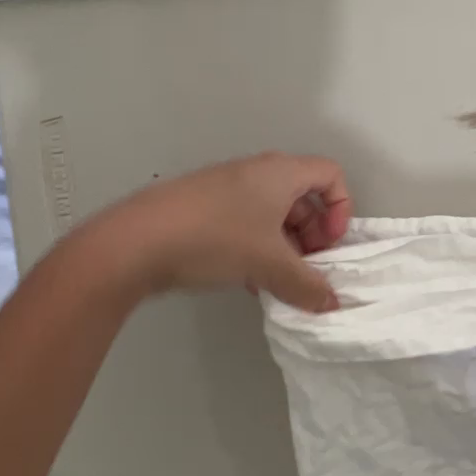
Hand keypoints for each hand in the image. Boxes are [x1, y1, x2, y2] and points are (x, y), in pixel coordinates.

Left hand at [87, 152, 351, 309]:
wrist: (134, 242)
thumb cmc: (215, 239)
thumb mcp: (270, 266)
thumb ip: (308, 286)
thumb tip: (329, 303)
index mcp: (281, 173)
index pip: (331, 176)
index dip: (341, 209)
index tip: (329, 245)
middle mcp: (257, 173)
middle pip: (304, 197)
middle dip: (313, 235)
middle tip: (307, 269)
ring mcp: (227, 189)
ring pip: (274, 215)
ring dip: (285, 248)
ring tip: (277, 281)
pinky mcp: (203, 208)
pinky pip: (247, 223)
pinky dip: (258, 248)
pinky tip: (246, 280)